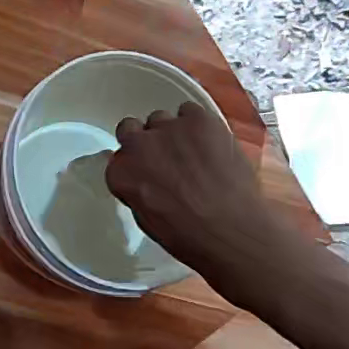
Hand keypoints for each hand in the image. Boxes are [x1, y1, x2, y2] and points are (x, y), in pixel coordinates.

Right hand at [106, 103, 304, 296]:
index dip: (134, 166)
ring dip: (171, 133)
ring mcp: (169, 128)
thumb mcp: (148, 219)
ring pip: (161, 119)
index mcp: (121, 174)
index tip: (146, 175)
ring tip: (192, 154)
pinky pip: (190, 112)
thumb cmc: (187, 236)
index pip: (118, 160)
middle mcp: (138, 145)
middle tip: (163, 159)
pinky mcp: (199, 119)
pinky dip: (197, 126)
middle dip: (143, 141)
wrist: (230, 229)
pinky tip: (210, 145)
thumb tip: (146, 181)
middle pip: (130, 129)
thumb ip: (138, 190)